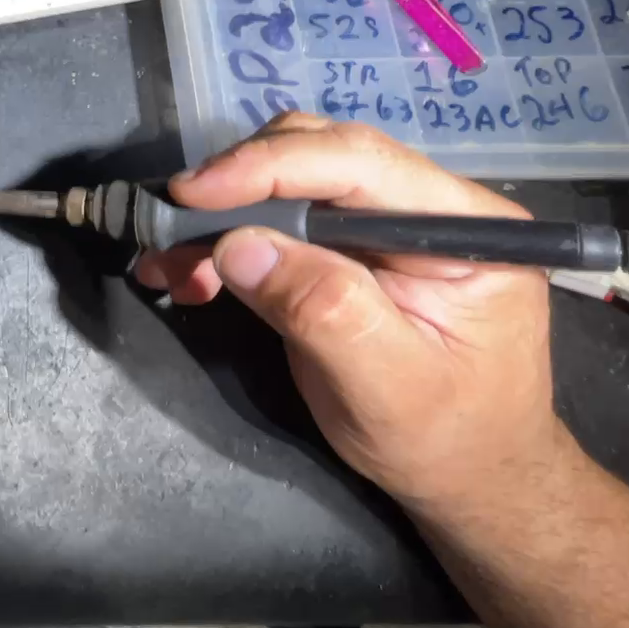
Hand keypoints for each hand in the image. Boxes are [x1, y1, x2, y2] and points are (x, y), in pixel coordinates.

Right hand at [133, 113, 566, 513]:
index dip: (266, 166)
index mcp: (460, 227)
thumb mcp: (387, 387)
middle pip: (308, 153)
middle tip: (170, 224)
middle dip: (231, 185)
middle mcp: (416, 207)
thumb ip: (324, 309)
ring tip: (168, 263)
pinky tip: (183, 276)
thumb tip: (238, 246)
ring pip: (273, 178)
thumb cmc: (444, 438)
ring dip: (210, 216)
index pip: (356, 161)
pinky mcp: (329, 243)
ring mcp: (370, 222)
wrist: (460, 474)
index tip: (190, 193)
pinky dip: (210, 241)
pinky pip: (258, 217)